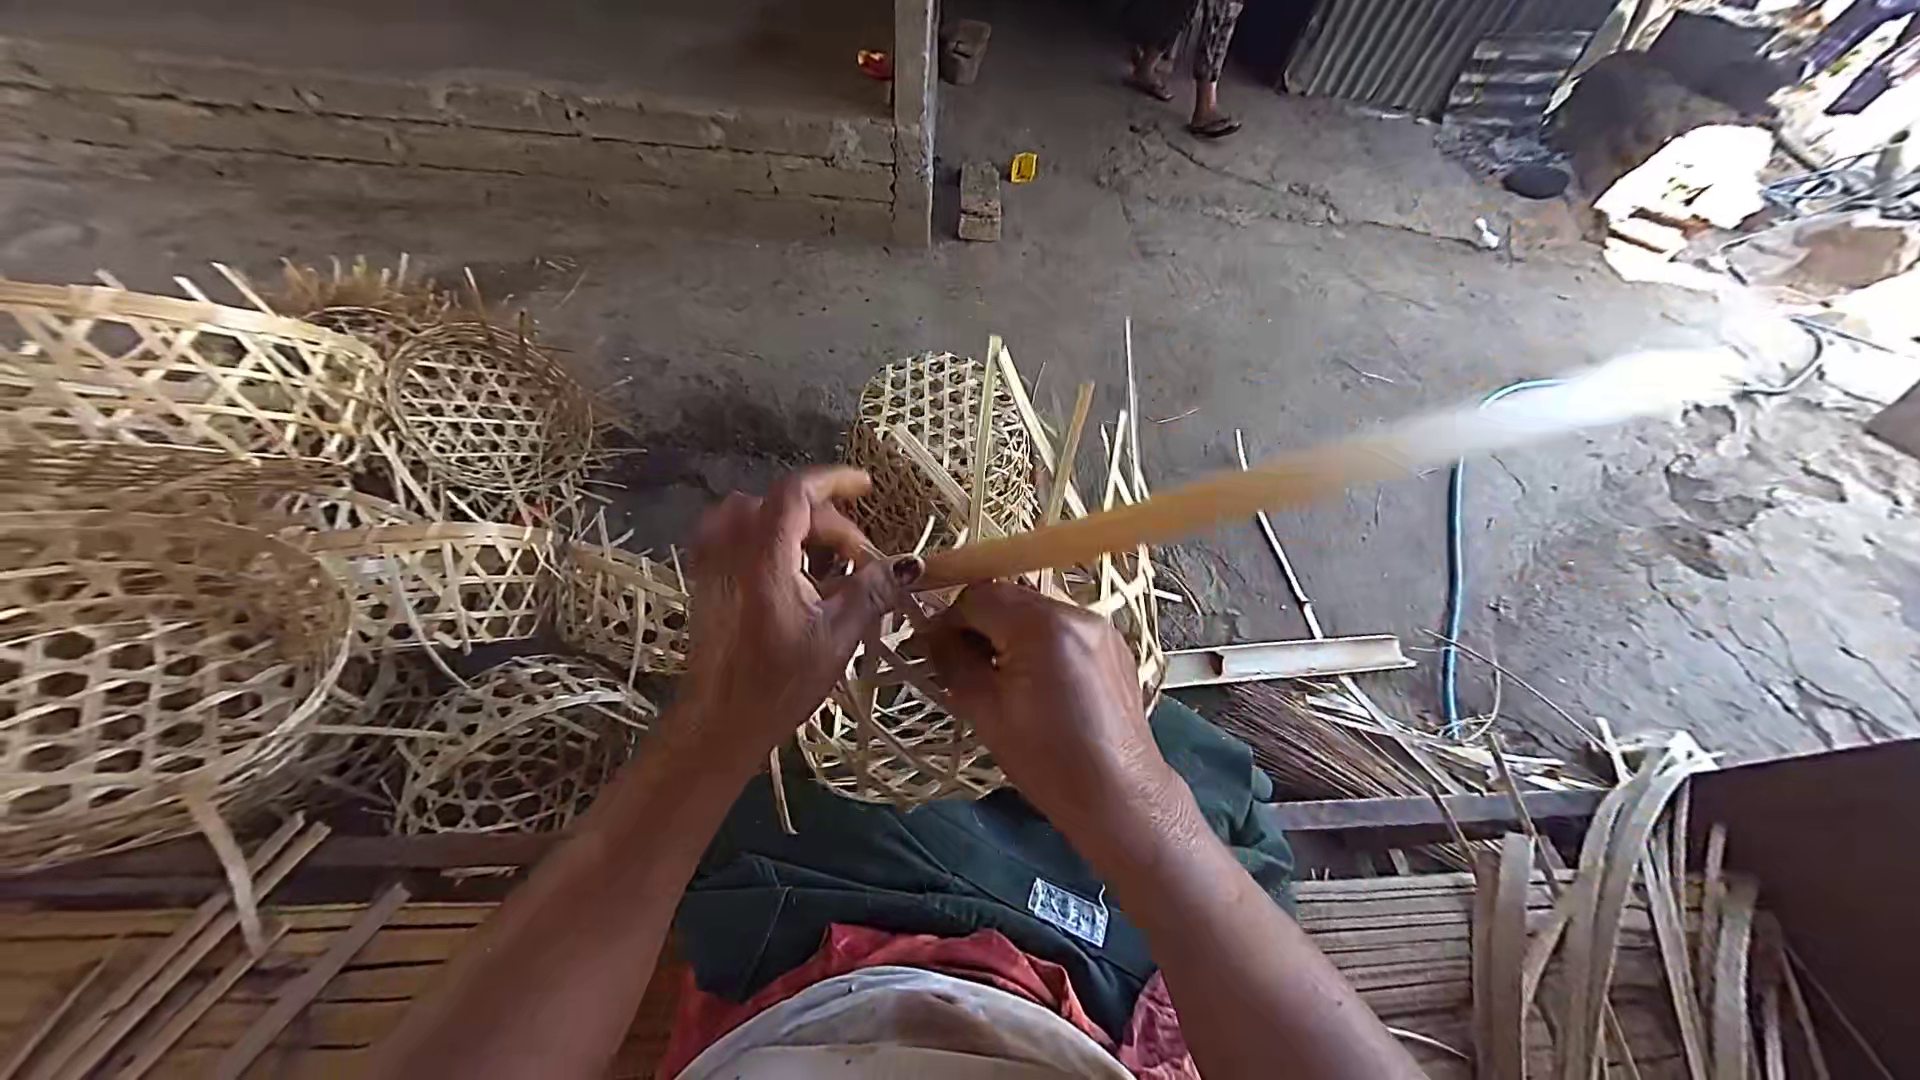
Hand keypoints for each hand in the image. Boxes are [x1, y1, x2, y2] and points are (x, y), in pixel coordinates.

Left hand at [676, 467, 912, 767]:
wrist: (719, 722)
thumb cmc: (778, 684)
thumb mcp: (837, 637)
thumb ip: (872, 591)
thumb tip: (908, 566)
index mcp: (763, 559)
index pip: (796, 493)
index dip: (834, 481)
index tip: (865, 487)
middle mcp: (730, 550)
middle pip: (783, 505)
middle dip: (828, 523)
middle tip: (858, 560)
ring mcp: (711, 562)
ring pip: (755, 514)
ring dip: (795, 525)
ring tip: (825, 558)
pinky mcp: (705, 578)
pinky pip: (733, 532)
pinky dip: (765, 534)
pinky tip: (789, 564)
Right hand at [925, 582, 1179, 833]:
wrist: (1119, 796)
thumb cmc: (1046, 760)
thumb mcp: (985, 711)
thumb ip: (952, 660)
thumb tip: (933, 634)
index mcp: (1041, 626)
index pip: (978, 596)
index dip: (950, 619)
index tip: (939, 648)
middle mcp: (1074, 612)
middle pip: (1009, 596)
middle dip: (980, 623)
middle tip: (966, 663)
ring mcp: (1099, 625)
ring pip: (1035, 609)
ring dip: (1009, 630)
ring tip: (1002, 675)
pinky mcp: (1112, 642)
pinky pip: (1062, 625)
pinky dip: (1040, 640)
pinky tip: (1038, 680)